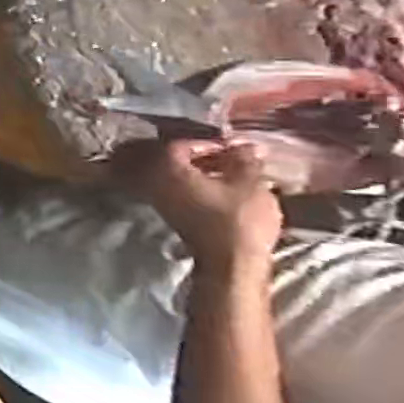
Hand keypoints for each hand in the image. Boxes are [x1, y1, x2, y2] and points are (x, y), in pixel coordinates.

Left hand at [112, 139, 282, 270]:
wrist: (229, 260)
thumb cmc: (238, 218)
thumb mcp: (249, 184)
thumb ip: (244, 160)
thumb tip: (245, 145)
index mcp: (167, 169)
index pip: (177, 144)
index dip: (204, 142)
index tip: (230, 146)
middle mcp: (154, 181)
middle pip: (172, 159)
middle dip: (201, 155)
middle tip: (231, 156)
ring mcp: (159, 198)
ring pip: (175, 175)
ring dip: (200, 169)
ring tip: (232, 170)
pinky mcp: (170, 213)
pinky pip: (178, 189)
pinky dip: (197, 183)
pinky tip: (222, 187)